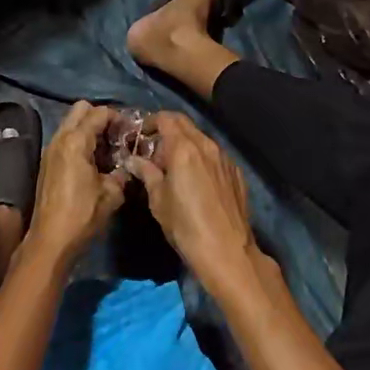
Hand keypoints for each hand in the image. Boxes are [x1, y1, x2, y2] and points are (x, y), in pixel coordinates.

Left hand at [24, 102, 129, 263]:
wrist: (50, 242)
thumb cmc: (82, 215)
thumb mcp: (112, 193)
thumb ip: (123, 171)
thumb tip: (129, 164)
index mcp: (76, 141)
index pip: (100, 113)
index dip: (118, 118)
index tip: (131, 132)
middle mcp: (60, 138)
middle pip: (81, 109)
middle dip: (100, 117)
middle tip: (116, 135)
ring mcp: (51, 149)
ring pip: (72, 123)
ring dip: (90, 129)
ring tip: (108, 150)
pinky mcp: (48, 162)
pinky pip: (66, 138)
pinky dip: (80, 141)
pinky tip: (94, 162)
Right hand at [128, 113, 259, 282]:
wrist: (227, 251)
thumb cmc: (186, 226)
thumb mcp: (158, 201)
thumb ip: (147, 173)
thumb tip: (134, 160)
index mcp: (184, 148)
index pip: (167, 118)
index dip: (151, 121)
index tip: (141, 134)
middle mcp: (207, 145)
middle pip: (185, 123)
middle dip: (167, 129)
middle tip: (154, 149)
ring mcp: (224, 157)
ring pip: (201, 138)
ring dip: (185, 143)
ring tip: (173, 166)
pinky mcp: (235, 171)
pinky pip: (214, 154)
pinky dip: (201, 157)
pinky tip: (196, 179)